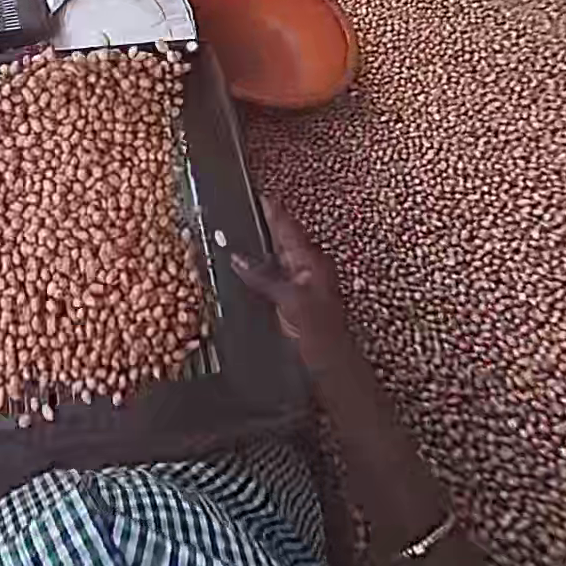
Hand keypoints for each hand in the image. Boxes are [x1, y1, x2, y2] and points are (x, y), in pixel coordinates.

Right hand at [231, 198, 354, 369]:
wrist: (333, 371)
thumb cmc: (320, 335)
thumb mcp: (291, 301)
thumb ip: (264, 277)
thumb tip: (237, 257)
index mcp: (312, 262)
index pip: (288, 228)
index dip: (272, 211)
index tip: (257, 193)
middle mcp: (307, 269)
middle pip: (280, 240)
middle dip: (261, 225)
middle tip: (238, 209)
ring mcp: (299, 286)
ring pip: (274, 258)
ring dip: (255, 248)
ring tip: (232, 234)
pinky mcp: (291, 303)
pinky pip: (270, 277)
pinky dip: (255, 269)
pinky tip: (239, 269)